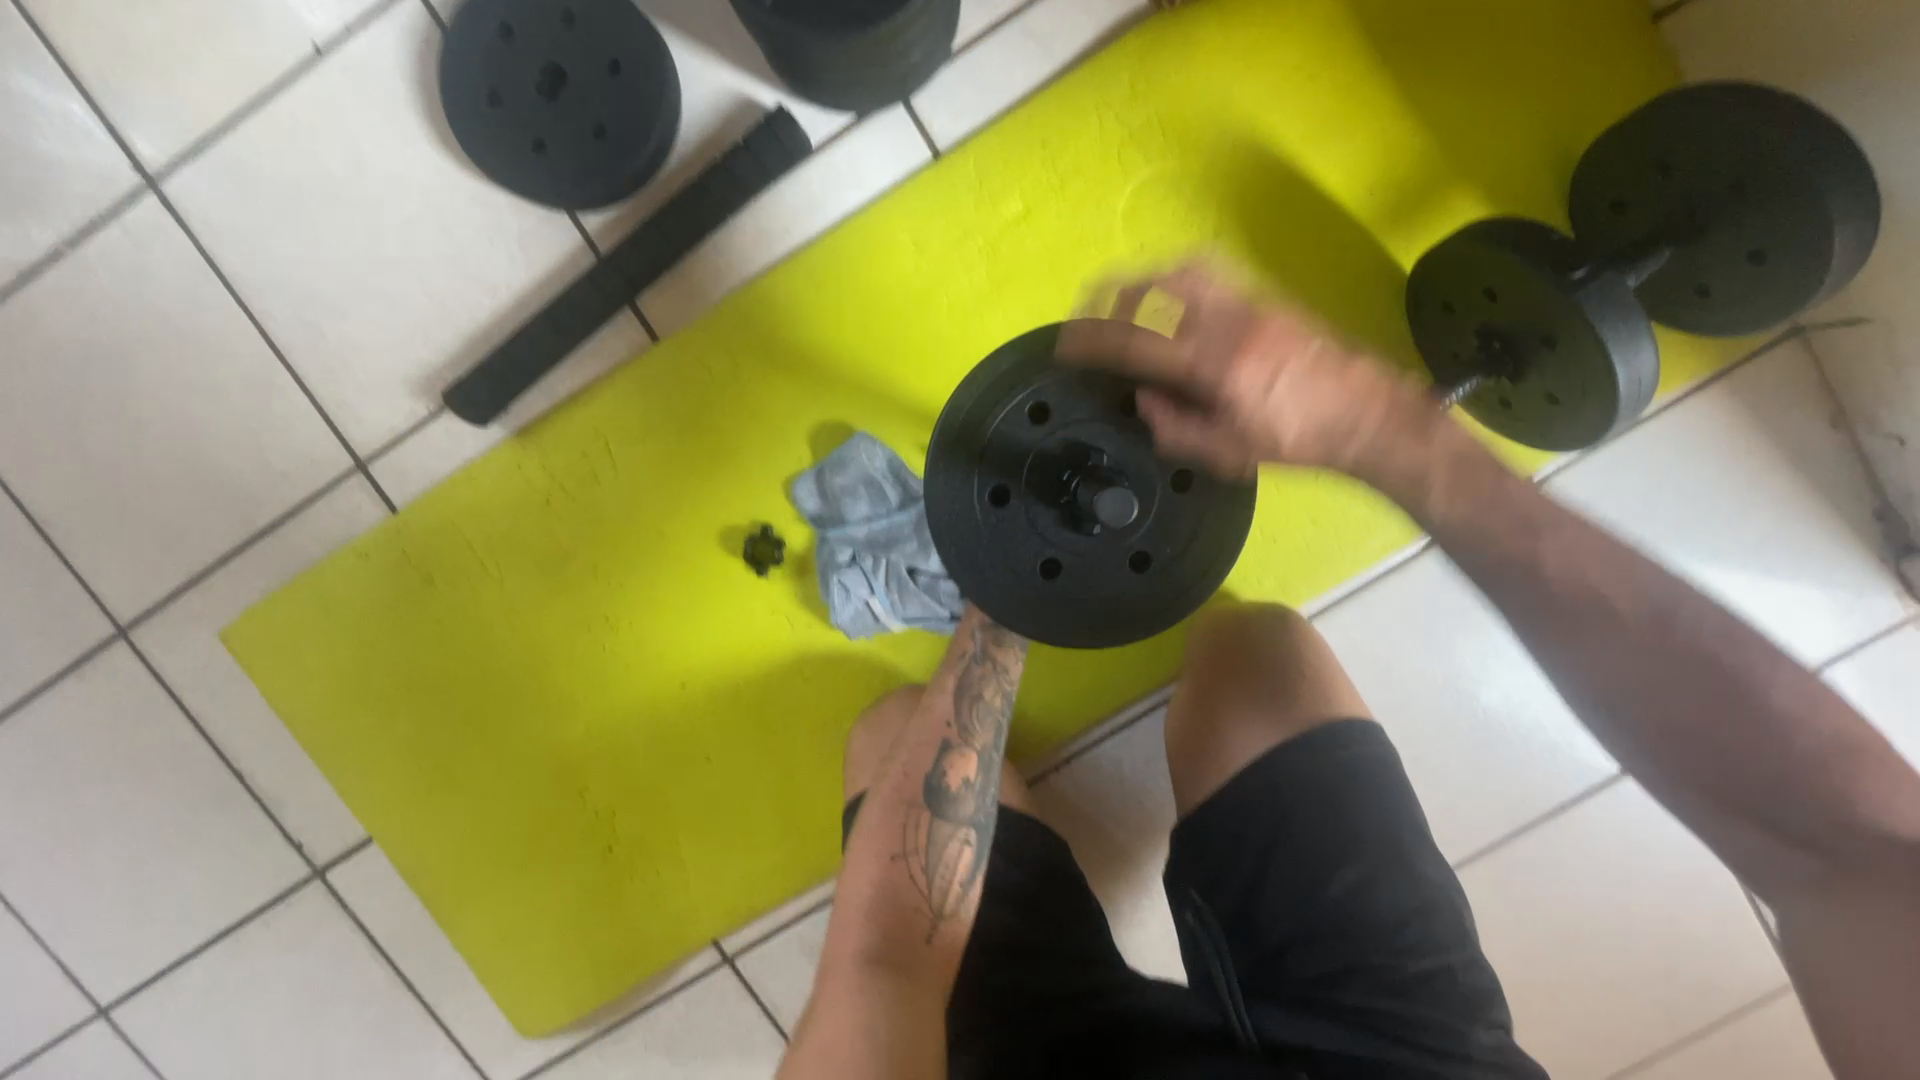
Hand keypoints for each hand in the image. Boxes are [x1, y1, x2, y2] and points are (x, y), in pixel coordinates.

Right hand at [1056, 261, 1436, 478]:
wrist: (1368, 413)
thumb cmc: (1299, 440)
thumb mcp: (1230, 452)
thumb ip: (1177, 427)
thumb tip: (1142, 400)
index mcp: (1216, 364)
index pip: (1139, 341)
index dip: (1095, 340)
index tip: (1067, 345)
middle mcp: (1229, 321)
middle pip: (1153, 292)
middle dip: (1107, 301)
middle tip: (1083, 320)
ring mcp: (1250, 301)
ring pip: (1179, 272)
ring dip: (1138, 284)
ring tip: (1116, 301)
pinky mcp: (1264, 296)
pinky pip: (1207, 272)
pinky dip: (1172, 277)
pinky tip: (1164, 292)